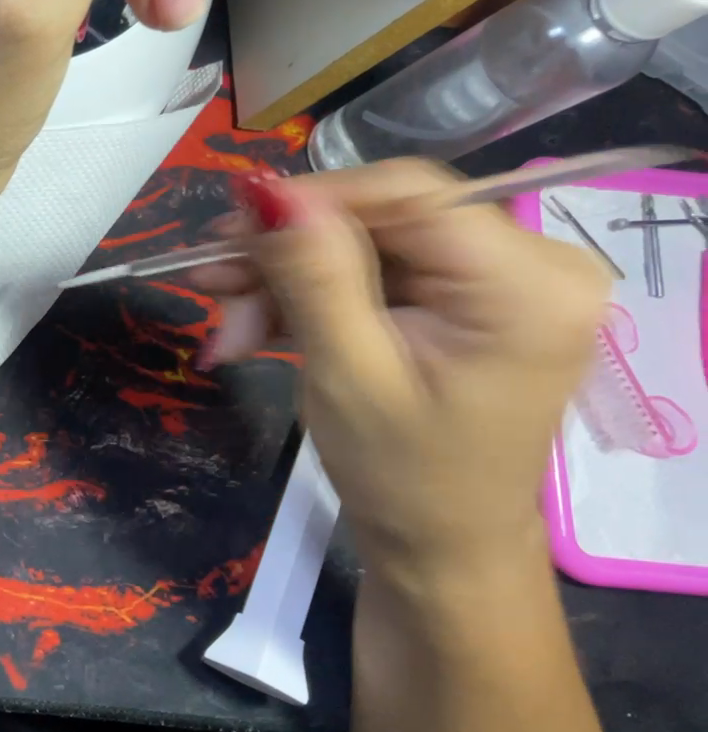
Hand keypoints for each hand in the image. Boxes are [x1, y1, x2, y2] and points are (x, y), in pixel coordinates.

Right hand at [191, 161, 609, 577]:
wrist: (436, 540)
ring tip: (225, 328)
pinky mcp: (457, 301)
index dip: (311, 199)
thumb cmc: (400, 471)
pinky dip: (303, 298)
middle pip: (377, 220)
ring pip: (358, 246)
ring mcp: (490, 282)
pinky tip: (253, 329)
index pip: (409, 194)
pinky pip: (365, 275)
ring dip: (280, 282)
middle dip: (284, 254)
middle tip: (206, 286)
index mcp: (524, 282)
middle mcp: (525, 265)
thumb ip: (313, 274)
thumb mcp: (344, 371)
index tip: (226, 227)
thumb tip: (265, 191)